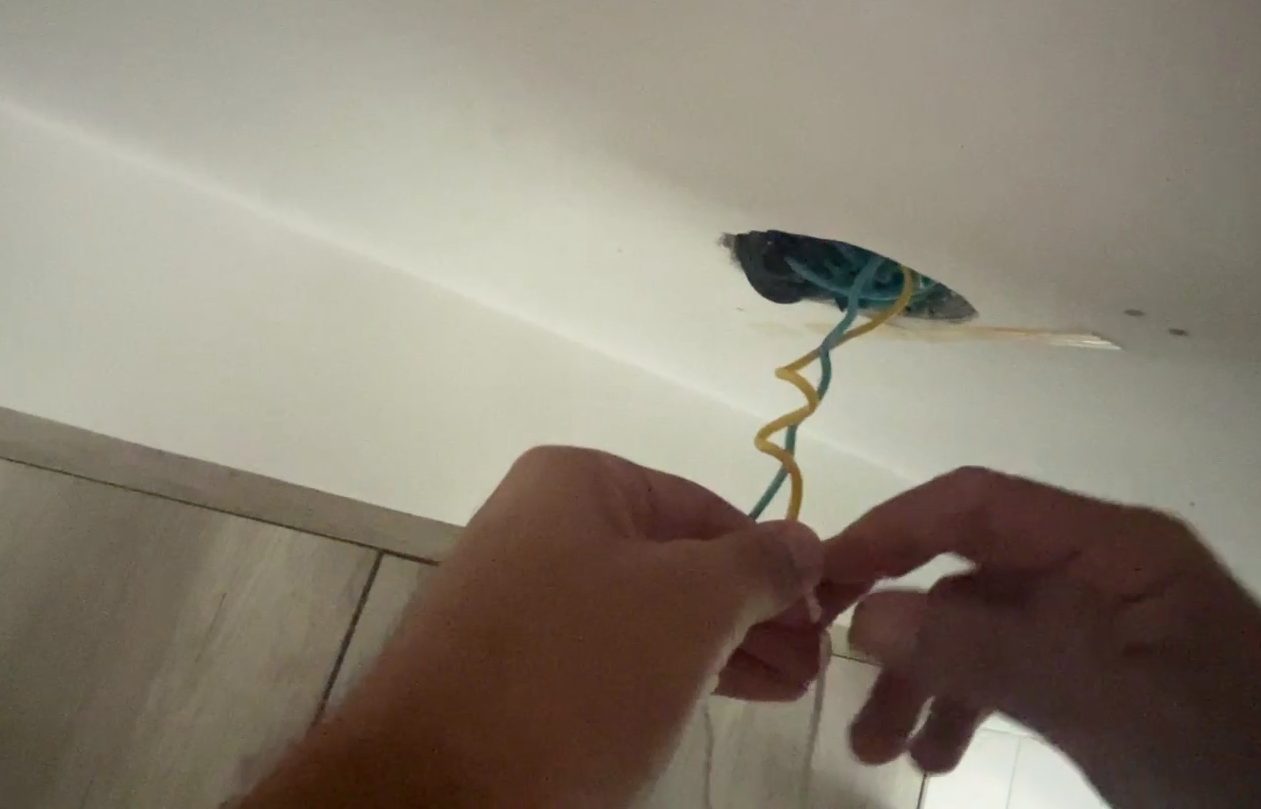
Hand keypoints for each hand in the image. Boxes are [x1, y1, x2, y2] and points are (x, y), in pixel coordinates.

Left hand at [251, 446, 823, 808]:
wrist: (434, 788)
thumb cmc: (577, 667)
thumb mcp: (688, 604)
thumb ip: (756, 565)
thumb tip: (807, 541)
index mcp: (578, 482)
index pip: (701, 506)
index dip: (770, 557)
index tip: (826, 607)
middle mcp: (546, 522)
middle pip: (676, 558)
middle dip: (752, 609)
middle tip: (815, 658)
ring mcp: (527, 592)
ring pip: (648, 608)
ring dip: (721, 643)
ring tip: (789, 684)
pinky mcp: (518, 659)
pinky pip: (613, 647)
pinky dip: (672, 667)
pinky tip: (724, 690)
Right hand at [821, 467, 1260, 808]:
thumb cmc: (1235, 767)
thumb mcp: (1103, 706)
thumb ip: (980, 653)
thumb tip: (862, 615)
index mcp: (1111, 545)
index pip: (977, 504)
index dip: (895, 526)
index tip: (828, 570)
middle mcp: (1095, 569)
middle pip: (968, 571)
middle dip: (901, 621)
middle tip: (831, 654)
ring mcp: (1096, 623)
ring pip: (980, 628)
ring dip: (924, 679)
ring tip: (878, 746)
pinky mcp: (1099, 673)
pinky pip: (1009, 670)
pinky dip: (965, 705)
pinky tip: (935, 754)